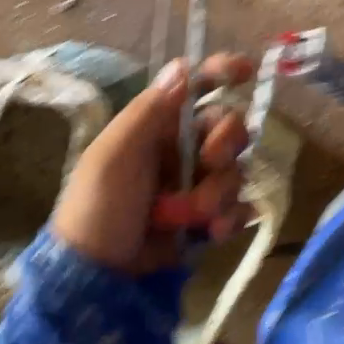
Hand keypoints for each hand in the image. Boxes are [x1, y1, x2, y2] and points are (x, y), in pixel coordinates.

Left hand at [50, 54, 253, 275]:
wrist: (96, 279)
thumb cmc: (98, 207)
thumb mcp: (114, 155)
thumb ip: (149, 110)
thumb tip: (183, 65)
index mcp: (158, 126)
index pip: (197, 87)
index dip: (223, 72)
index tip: (246, 72)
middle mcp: (183, 149)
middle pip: (229, 126)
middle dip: (226, 144)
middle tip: (209, 163)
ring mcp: (198, 183)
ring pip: (236, 168)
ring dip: (219, 192)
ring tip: (192, 218)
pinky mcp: (207, 218)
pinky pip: (238, 206)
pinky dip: (230, 217)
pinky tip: (213, 232)